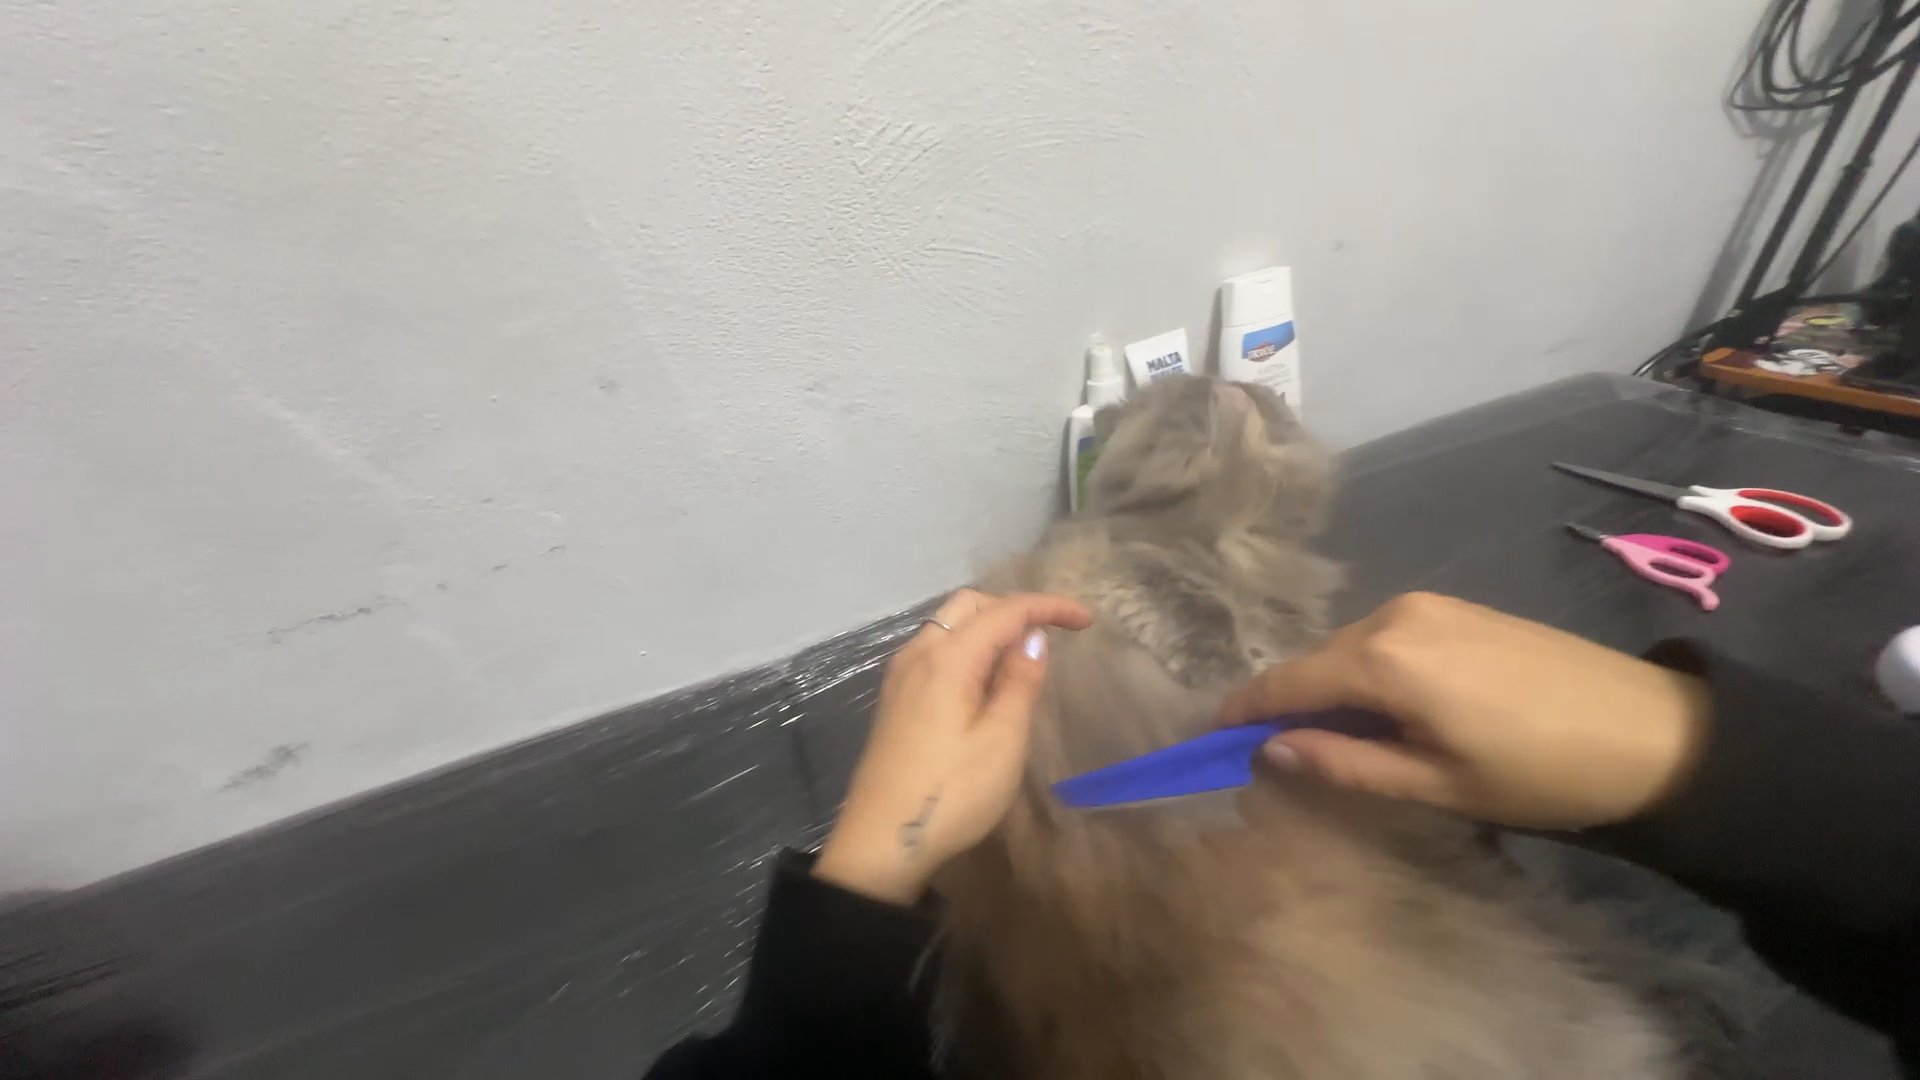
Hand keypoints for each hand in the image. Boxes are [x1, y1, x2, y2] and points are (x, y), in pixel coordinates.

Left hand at [814, 589, 1092, 904]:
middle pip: (969, 605)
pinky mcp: (895, 696)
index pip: (1004, 611)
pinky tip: (984, 681)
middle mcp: (918, 653)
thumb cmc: (952, 793)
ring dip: (987, 627)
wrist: (881, 843)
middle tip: (1050, 634)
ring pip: (948, 625)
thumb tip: (1032, 636)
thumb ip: (1020, 681)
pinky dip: (966, 647)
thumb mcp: (1002, 740)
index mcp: (947, 657)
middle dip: (1012, 608)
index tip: (1086, 620)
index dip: (1048, 606)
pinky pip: (935, 650)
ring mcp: (901, 674)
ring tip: (1021, 660)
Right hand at [1220, 593, 1711, 828]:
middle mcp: (1389, 616)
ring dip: (1329, 686)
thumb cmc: (1539, 773)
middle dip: (1287, 702)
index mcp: (1381, 660)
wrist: (1662, 734)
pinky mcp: (1449, 605)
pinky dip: (1364, 668)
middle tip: (1283, 750)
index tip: (1211, 735)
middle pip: (1311, 662)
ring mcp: (1422, 604)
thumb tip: (1269, 749)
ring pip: (1344, 647)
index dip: (1242, 709)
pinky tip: (1392, 702)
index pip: (1284, 682)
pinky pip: (1379, 636)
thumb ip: (1341, 763)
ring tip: (1347, 733)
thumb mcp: (1433, 785)